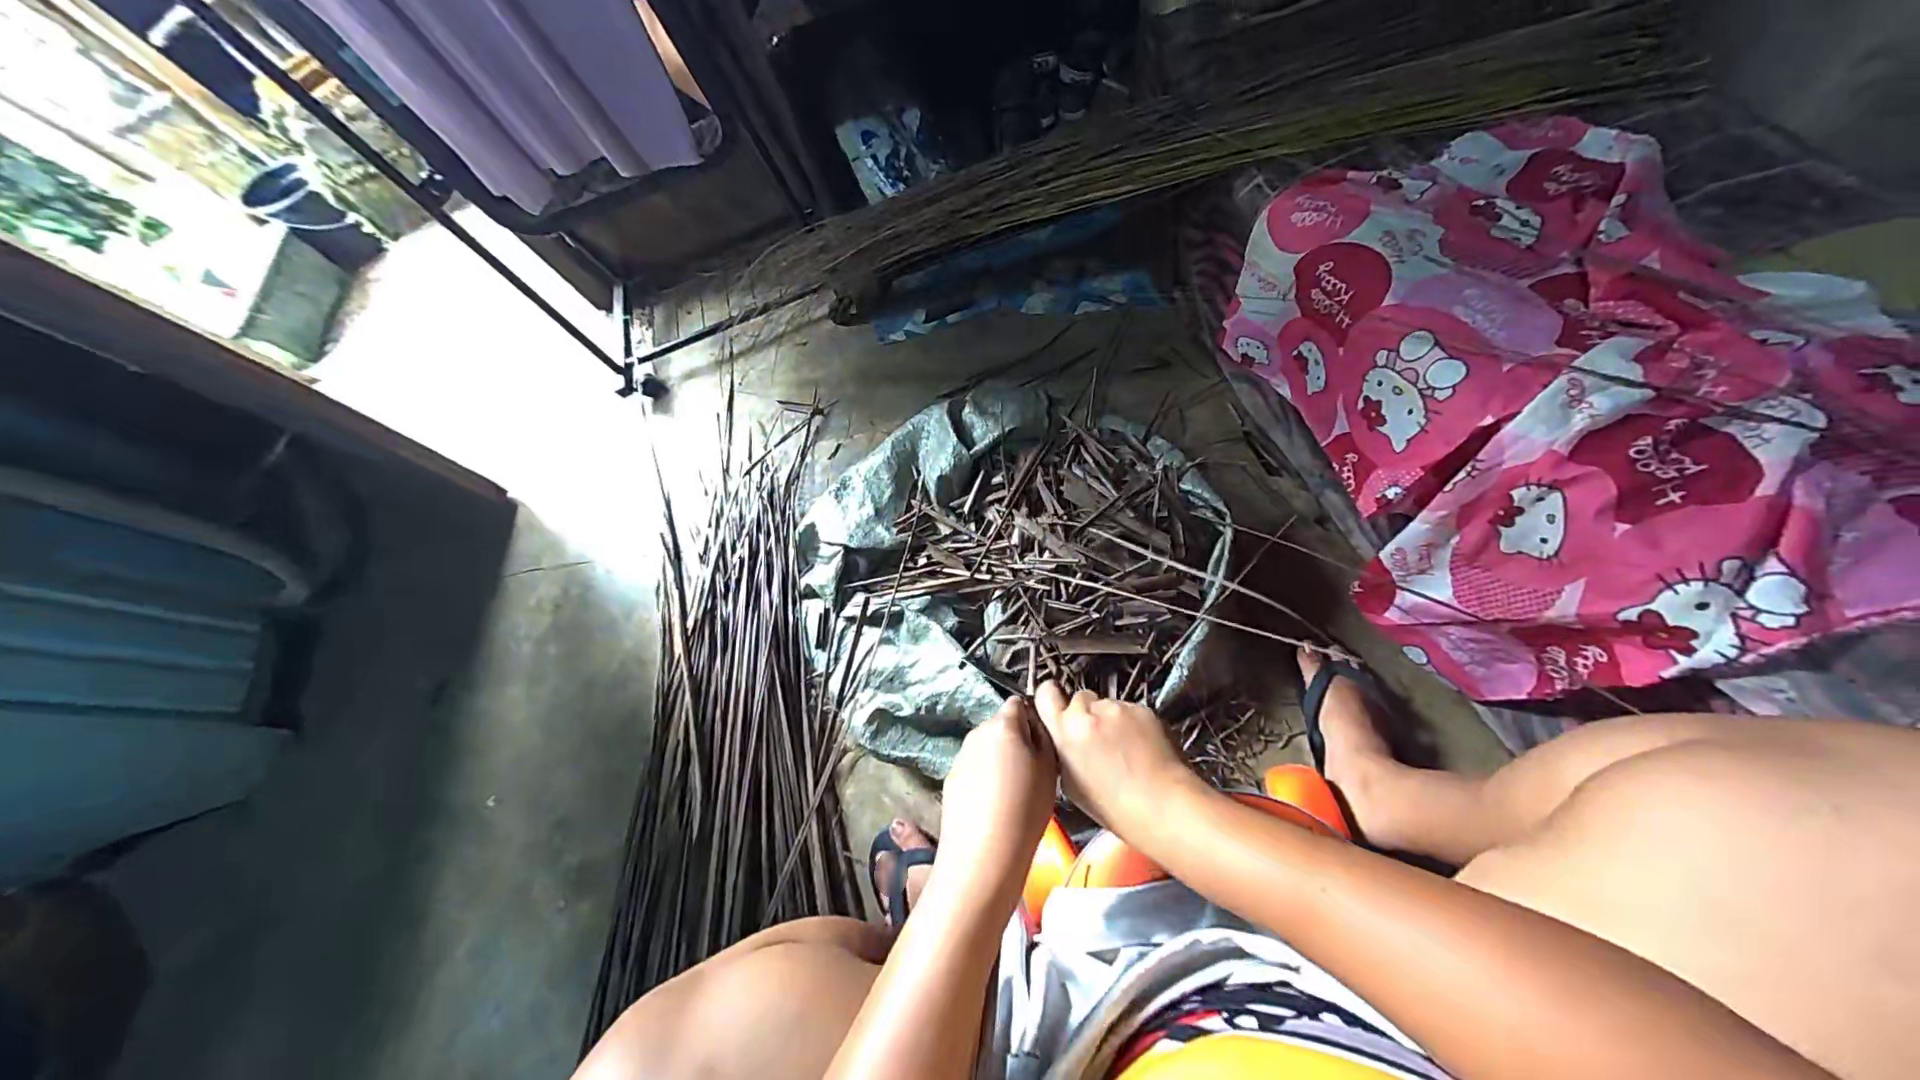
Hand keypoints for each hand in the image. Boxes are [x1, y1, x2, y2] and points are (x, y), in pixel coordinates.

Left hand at [930, 696, 1058, 909]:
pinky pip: (973, 768)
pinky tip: (992, 805)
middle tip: (1030, 770)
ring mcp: (960, 756)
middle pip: (1000, 726)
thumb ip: (1042, 736)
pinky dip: (983, 778)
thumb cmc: (1026, 808)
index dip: (1031, 719)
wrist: (984, 853)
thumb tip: (1034, 722)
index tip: (1041, 743)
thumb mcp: (1049, 768)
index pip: (1018, 703)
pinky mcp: (951, 779)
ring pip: (986, 748)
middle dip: (1014, 740)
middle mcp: (977, 733)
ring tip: (1012, 792)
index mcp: (1003, 725)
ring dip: (998, 759)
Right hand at [1033, 682, 1198, 836]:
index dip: (1051, 696)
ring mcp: (1117, 708)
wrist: (1162, 805)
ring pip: (1107, 706)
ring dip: (1111, 721)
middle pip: (1080, 698)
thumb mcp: (1070, 785)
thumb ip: (1062, 751)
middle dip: (1086, 714)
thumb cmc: (1118, 806)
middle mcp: (1090, 713)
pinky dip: (1133, 724)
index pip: (1046, 693)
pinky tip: (1138, 749)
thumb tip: (1063, 740)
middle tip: (1096, 740)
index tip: (1056, 702)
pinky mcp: (1142, 709)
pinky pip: (1130, 711)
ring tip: (1123, 750)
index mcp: (1065, 731)